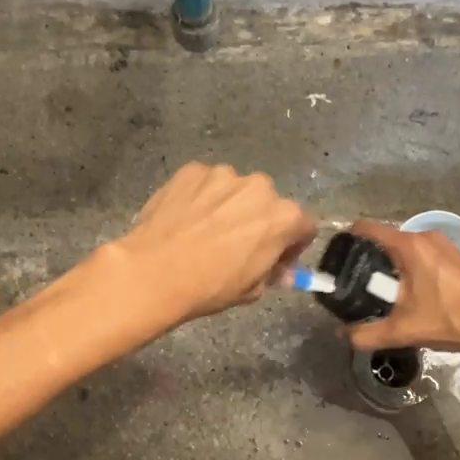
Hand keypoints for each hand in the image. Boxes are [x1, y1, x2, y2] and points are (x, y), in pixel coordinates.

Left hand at [107, 162, 317, 324]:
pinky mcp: (192, 170)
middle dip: (259, 220)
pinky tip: (186, 219)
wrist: (154, 272)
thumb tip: (278, 269)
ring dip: (229, 206)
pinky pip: (205, 183)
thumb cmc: (210, 286)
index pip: (305, 224)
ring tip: (206, 230)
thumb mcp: (252, 289)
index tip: (277, 257)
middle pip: (269, 202)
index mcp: (283, 217)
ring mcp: (224, 174)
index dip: (293, 243)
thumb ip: (272, 271)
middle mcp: (259, 187)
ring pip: (235, 190)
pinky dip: (201, 197)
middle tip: (238, 245)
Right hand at [344, 220, 459, 357]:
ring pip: (403, 249)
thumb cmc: (448, 321)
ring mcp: (443, 244)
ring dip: (390, 266)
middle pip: (385, 240)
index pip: (367, 228)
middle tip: (356, 285)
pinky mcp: (454, 255)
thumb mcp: (401, 331)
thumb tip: (342, 336)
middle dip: (368, 259)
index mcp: (410, 246)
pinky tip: (409, 293)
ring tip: (381, 292)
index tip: (336, 258)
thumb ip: (366, 334)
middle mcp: (425, 237)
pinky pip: (420, 254)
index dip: (348, 239)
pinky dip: (409, 268)